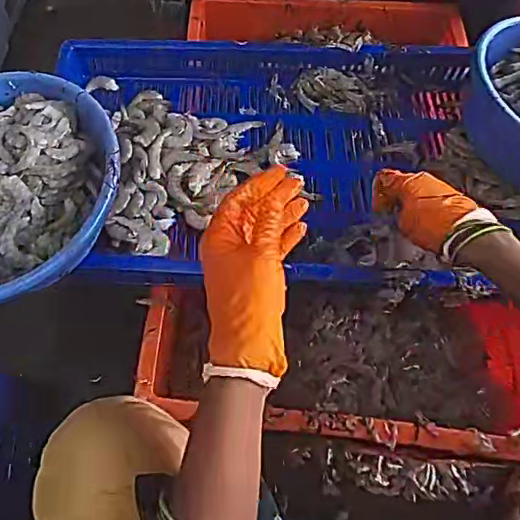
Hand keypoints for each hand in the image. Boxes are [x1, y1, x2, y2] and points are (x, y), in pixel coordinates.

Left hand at [200, 166, 309, 379]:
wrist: (250, 347)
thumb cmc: (247, 307)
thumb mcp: (262, 254)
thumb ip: (270, 222)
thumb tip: (275, 197)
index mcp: (219, 237)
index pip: (239, 198)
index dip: (260, 183)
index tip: (279, 173)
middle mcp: (228, 247)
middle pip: (252, 210)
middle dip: (274, 195)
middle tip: (293, 182)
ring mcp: (243, 261)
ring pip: (264, 227)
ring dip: (282, 212)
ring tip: (300, 199)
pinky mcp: (257, 275)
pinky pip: (272, 246)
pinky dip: (285, 234)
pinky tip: (298, 226)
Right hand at [372, 170, 479, 254]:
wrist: (465, 233)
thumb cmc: (436, 227)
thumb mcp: (403, 224)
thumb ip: (395, 213)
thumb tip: (398, 214)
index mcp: (408, 181)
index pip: (385, 178)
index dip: (378, 193)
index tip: (378, 205)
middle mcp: (425, 179)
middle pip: (403, 183)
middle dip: (395, 198)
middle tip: (391, 213)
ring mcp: (440, 186)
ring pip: (419, 190)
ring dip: (411, 203)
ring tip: (410, 221)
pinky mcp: (453, 195)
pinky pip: (433, 198)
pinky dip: (426, 207)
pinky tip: (426, 222)